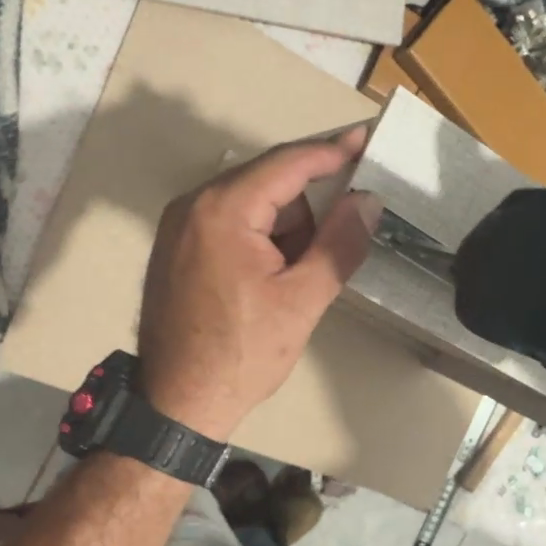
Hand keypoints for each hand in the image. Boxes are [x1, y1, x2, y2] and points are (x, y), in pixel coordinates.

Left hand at [137, 127, 382, 440]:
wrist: (177, 404)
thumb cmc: (242, 354)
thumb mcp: (301, 301)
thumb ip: (339, 244)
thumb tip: (368, 201)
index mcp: (222, 210)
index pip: (288, 163)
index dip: (332, 152)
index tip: (367, 141)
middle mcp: (193, 205)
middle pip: (268, 181)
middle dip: (310, 204)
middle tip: (341, 234)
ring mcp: (179, 226)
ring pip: (251, 205)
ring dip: (286, 228)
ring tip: (298, 280)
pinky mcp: (177, 249)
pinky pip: (230, 224)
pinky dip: (262, 239)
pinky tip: (276, 278)